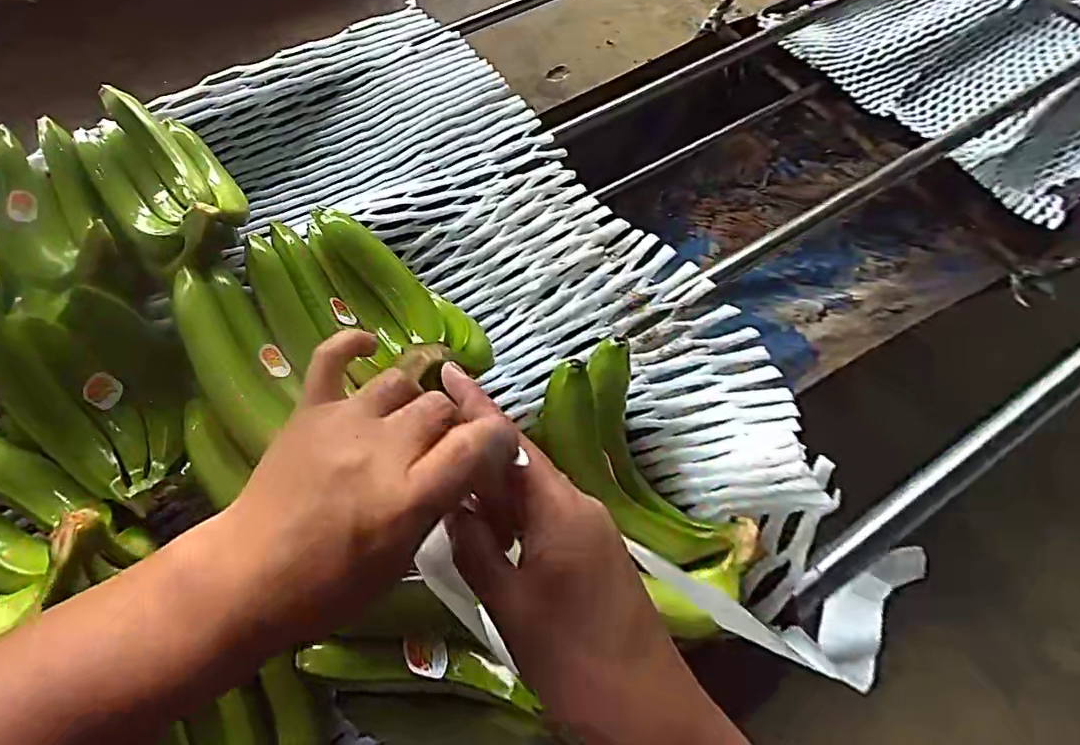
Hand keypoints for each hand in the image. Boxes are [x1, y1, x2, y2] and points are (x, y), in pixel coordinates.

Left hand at [213, 331, 519, 648]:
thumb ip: (435, 505)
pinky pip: (331, 357)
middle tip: (442, 446)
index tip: (495, 444)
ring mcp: (343, 422)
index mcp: (408, 495)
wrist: (250, 575)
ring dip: (414, 400)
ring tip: (407, 421)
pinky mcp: (310, 410)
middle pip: (439, 407)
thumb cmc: (329, 586)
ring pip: (401, 382)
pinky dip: (352, 343)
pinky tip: (369, 346)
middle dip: (452, 424)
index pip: (475, 444)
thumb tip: (461, 466)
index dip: (497, 436)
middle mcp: (381, 448)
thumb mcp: (400, 560)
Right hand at [444, 373, 745, 744]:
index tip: (448, 369)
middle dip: (476, 447)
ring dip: (491, 485)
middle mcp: (577, 504)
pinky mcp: (591, 550)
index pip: (510, 440)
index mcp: (560, 507)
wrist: (651, 715)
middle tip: (428, 436)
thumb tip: (450, 506)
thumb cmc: (576, 659)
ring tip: (445, 479)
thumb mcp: (511, 606)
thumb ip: (475, 550)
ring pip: (530, 489)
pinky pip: (542, 514)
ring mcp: (588, 527)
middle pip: (519, 460)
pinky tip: (483, 525)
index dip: (477, 404)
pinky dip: (510, 513)